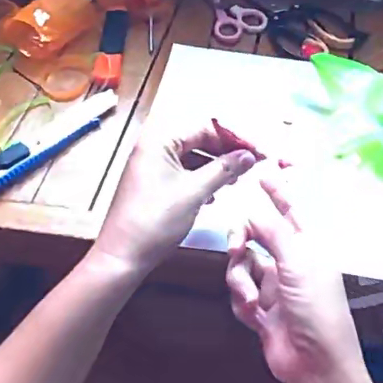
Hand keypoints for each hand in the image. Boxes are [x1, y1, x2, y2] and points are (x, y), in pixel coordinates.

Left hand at [90, 119, 255, 272]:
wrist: (122, 255)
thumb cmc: (155, 220)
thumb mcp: (195, 192)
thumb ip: (224, 169)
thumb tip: (248, 156)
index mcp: (159, 140)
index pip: (206, 127)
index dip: (235, 138)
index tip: (259, 150)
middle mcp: (153, 147)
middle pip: (199, 139)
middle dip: (227, 151)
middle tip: (253, 163)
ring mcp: (151, 165)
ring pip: (192, 157)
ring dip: (216, 166)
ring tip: (237, 178)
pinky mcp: (152, 183)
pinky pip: (183, 172)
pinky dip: (202, 179)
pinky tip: (216, 192)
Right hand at [225, 175, 367, 382]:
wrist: (315, 365)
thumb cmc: (317, 309)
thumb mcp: (296, 263)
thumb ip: (272, 232)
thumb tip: (252, 212)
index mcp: (307, 248)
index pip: (289, 212)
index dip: (276, 194)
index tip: (261, 175)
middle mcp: (289, 263)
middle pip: (255, 236)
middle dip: (241, 241)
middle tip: (235, 247)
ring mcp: (273, 287)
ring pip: (241, 266)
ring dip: (241, 281)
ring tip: (252, 299)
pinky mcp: (260, 310)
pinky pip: (239, 294)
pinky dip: (242, 302)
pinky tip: (254, 316)